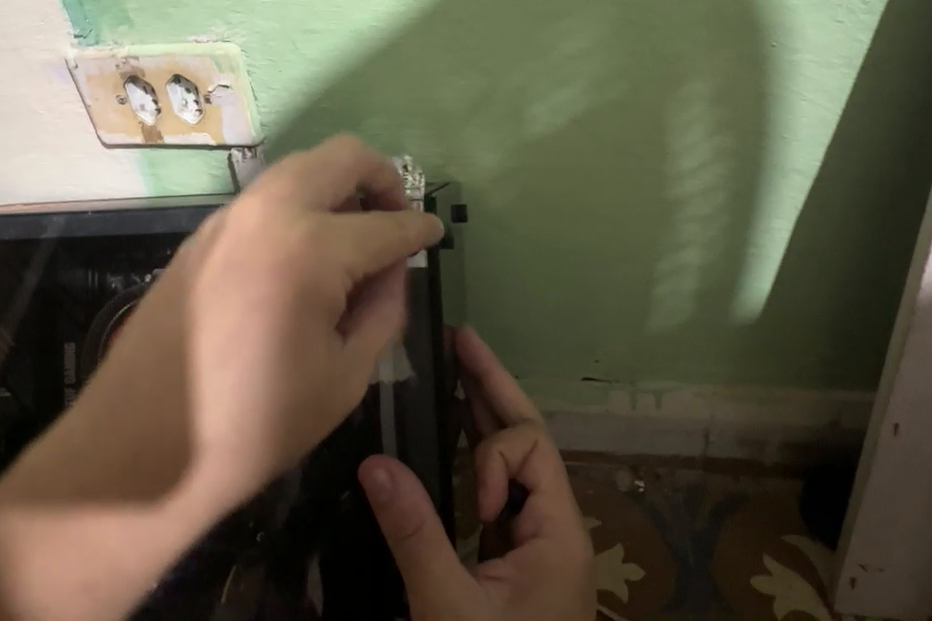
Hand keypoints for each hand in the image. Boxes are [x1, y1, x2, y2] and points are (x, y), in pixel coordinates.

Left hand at [79, 134, 442, 510]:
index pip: (387, 223)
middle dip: (381, 178)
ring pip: (300, 167)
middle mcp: (270, 212)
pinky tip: (302, 256)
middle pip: (343, 156)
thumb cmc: (255, 426)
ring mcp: (229, 217)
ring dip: (336, 186)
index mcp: (312, 248)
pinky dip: (298, 206)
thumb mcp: (345, 377)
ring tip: (352, 236)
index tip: (434, 233)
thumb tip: (392, 270)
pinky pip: (265, 198)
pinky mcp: (202, 234)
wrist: (139, 447)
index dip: (419, 230)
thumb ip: (384, 310)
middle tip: (394, 219)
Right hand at [360, 328, 595, 620]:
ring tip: (450, 369)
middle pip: (525, 439)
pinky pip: (494, 491)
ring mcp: (531, 542)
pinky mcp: (510, 560)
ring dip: (481, 415)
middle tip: (458, 337)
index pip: (532, 451)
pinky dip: (471, 456)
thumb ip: (416, 535)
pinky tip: (446, 438)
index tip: (473, 508)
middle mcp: (550, 526)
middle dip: (491, 386)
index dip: (494, 456)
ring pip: (510, 463)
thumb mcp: (451, 611)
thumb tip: (373, 460)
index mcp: (558, 532)